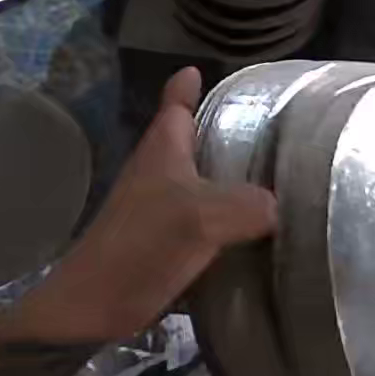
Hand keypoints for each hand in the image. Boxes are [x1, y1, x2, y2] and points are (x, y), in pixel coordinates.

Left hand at [0, 67, 277, 350]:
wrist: (93, 306)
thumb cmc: (141, 245)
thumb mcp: (201, 217)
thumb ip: (248, 205)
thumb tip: (280, 206)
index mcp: (164, 147)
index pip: (177, 100)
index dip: (190, 82)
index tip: (210, 69)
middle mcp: (160, 167)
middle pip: (195, 135)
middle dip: (227, 127)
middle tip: (275, 126)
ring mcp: (160, 203)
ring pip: (203, 176)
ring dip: (231, 174)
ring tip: (277, 176)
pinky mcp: (165, 238)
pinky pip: (206, 215)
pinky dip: (228, 214)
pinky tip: (258, 228)